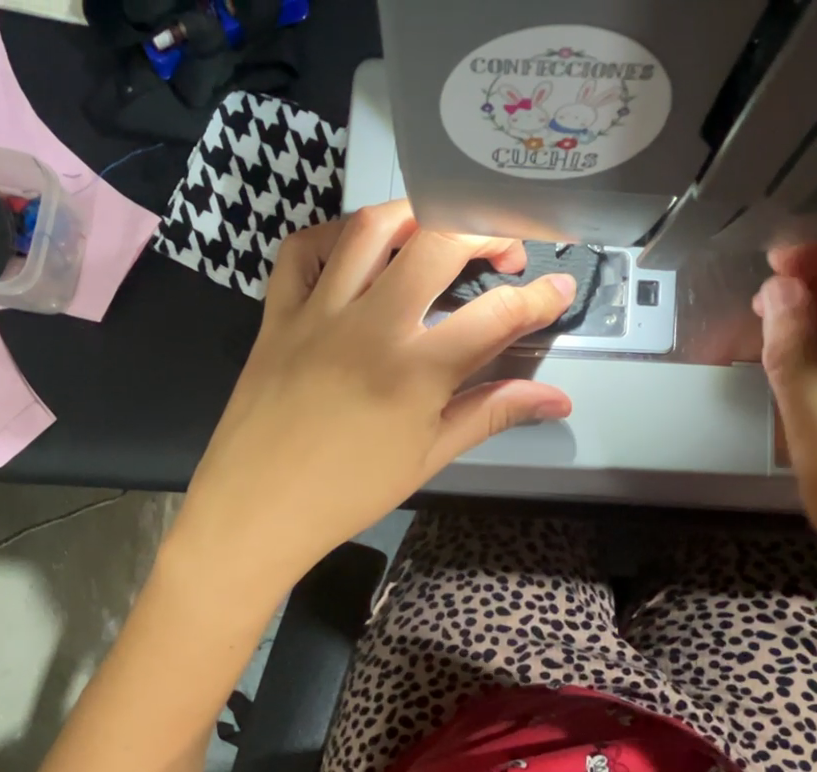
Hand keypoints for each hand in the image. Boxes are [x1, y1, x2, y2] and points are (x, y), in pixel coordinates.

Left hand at [170, 201, 577, 588]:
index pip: (496, 315)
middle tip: (504, 254)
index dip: (540, 297)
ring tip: (438, 236)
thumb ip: (490, 414)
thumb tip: (555, 400)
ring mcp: (319, 312)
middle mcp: (371, 325)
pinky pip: (302, 250)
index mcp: (415, 371)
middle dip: (487, 232)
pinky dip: (333, 236)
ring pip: (372, 227)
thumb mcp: (427, 457)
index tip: (560, 290)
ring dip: (418, 216)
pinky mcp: (277, 313)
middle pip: (439, 243)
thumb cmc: (348, 494)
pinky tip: (356, 253)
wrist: (256, 509)